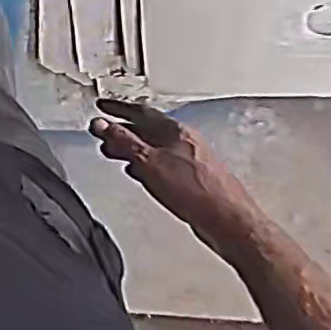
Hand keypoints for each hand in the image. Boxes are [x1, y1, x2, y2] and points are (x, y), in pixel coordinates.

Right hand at [90, 99, 264, 254]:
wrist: (229, 223)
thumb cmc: (197, 191)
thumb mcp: (148, 161)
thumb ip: (122, 141)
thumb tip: (101, 124)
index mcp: (174, 131)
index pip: (140, 111)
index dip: (118, 108)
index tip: (103, 106)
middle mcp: (184, 141)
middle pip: (146, 129)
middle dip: (122, 130)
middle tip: (104, 131)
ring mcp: (191, 160)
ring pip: (154, 147)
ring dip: (132, 148)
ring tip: (115, 152)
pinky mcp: (193, 178)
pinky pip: (163, 163)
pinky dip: (146, 163)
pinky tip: (141, 173)